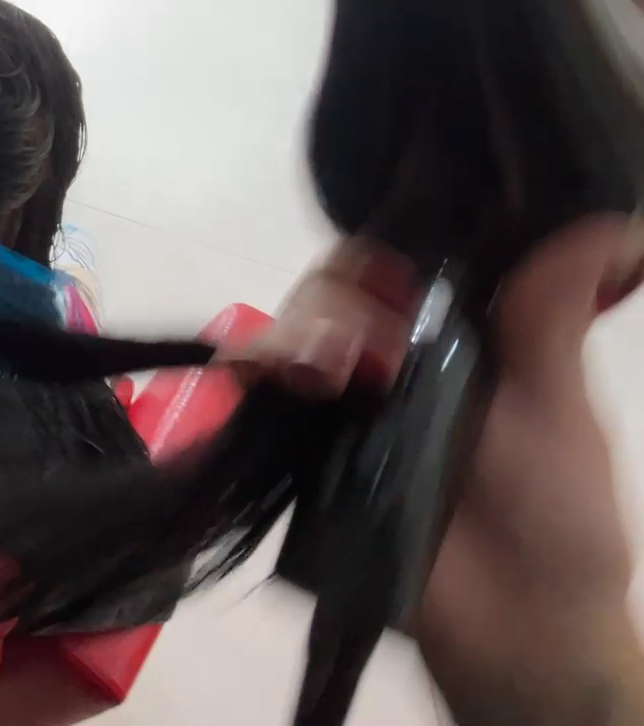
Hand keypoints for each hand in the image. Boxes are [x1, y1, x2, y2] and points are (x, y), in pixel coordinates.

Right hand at [226, 218, 643, 722]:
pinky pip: (252, 381)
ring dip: (295, 338)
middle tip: (356, 351)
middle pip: (327, 294)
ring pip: (285, 329)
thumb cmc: (554, 516)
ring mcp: (331, 394)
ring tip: (320, 378)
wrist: (505, 620)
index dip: (376, 260)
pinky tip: (254, 372)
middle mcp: (380, 357)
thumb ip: (546, 323)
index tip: (389, 279)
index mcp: (445, 341)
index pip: (390, 270)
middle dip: (333, 308)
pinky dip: (244, 364)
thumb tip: (601, 225)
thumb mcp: (558, 413)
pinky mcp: (293, 428)